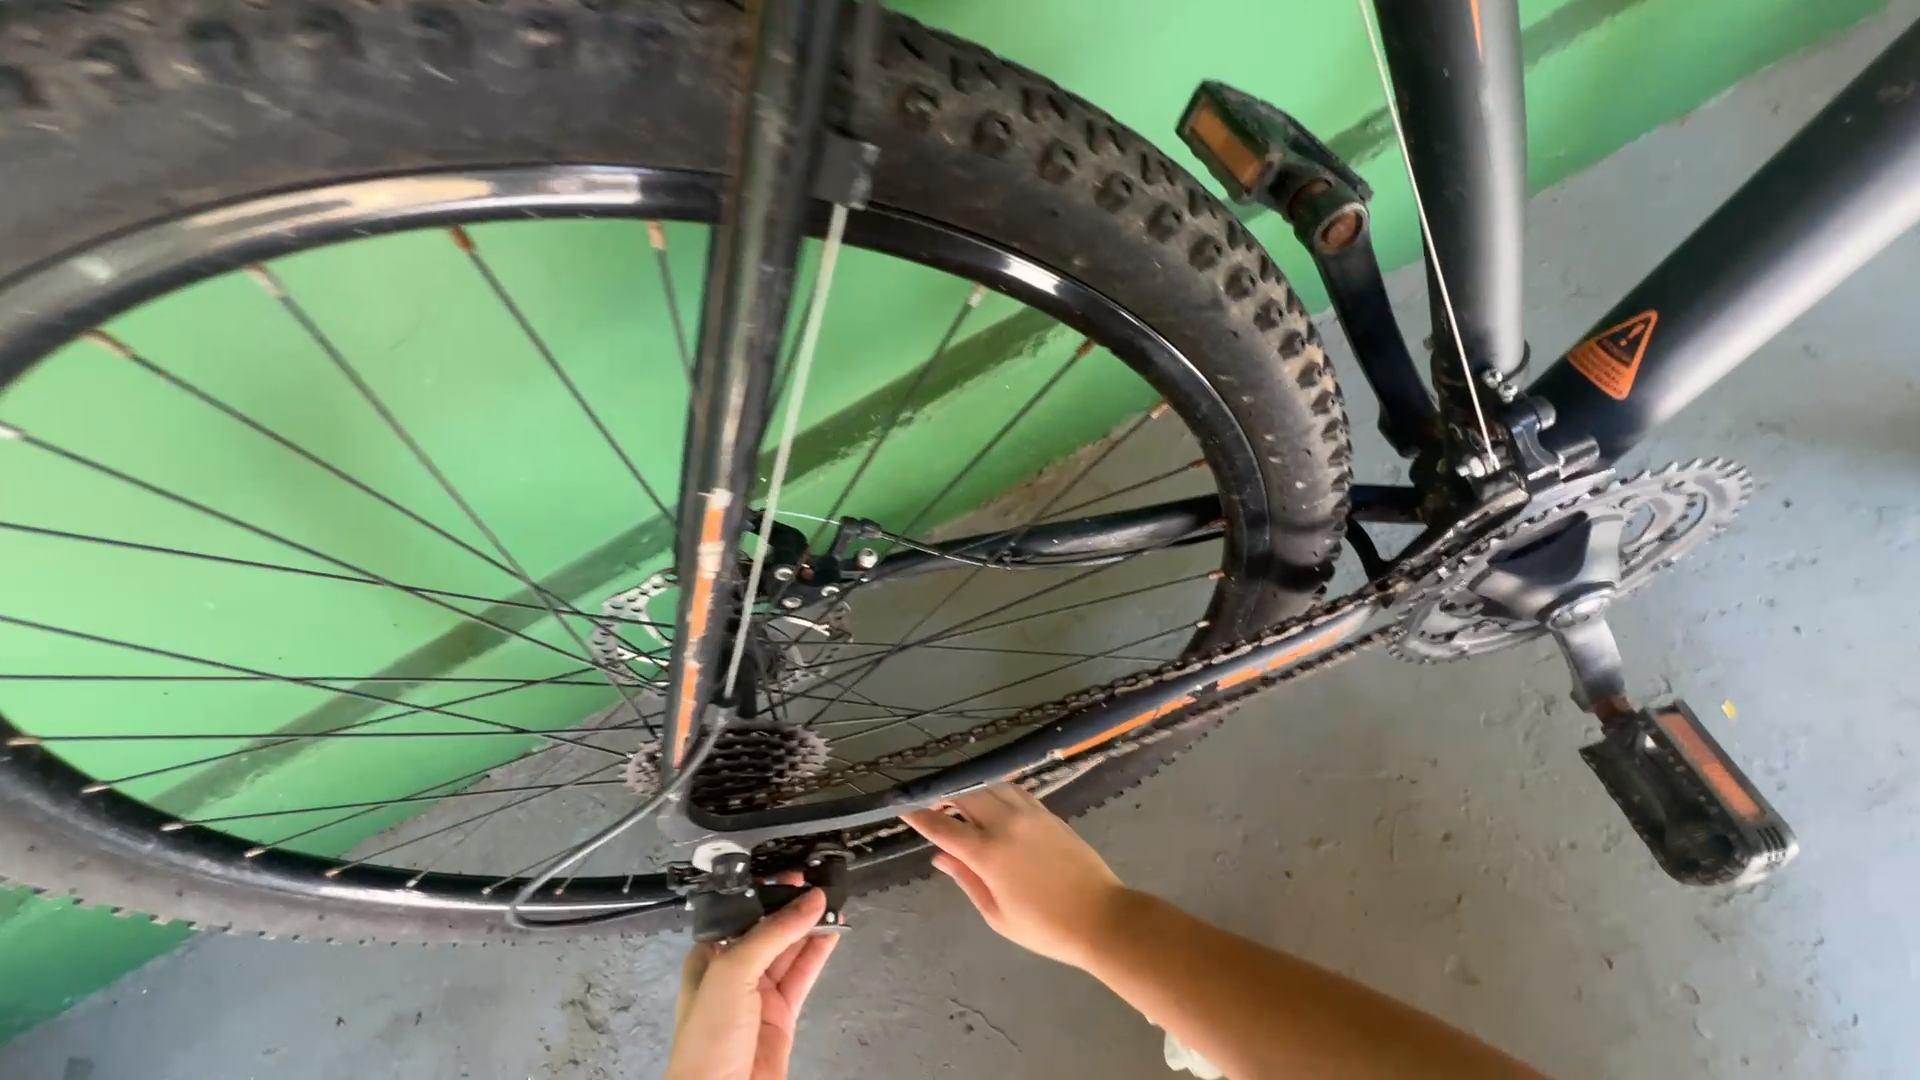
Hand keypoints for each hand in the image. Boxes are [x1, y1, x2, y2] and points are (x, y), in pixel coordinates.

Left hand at [665, 884, 838, 1079]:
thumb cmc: (710, 1036)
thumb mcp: (733, 973)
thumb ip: (773, 933)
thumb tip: (813, 898)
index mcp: (710, 957)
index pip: (741, 913)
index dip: (767, 890)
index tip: (795, 870)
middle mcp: (734, 971)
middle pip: (770, 928)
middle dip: (794, 905)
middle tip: (822, 878)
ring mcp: (759, 994)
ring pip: (791, 948)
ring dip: (812, 924)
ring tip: (835, 896)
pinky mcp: (783, 1014)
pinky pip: (804, 973)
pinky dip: (820, 950)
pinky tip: (836, 929)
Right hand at [902, 784, 1127, 969]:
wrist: (1101, 917)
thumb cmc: (1045, 927)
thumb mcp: (997, 914)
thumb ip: (966, 880)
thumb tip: (940, 858)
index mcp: (988, 854)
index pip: (944, 827)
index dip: (920, 817)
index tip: (903, 809)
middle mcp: (1006, 825)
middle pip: (966, 795)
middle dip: (944, 795)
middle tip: (932, 804)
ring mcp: (1029, 814)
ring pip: (991, 787)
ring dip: (971, 789)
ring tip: (960, 801)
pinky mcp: (1048, 813)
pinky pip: (1015, 791)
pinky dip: (997, 790)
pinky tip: (993, 800)